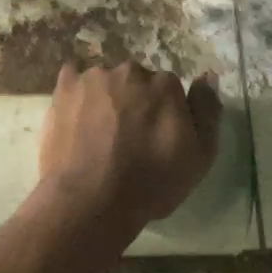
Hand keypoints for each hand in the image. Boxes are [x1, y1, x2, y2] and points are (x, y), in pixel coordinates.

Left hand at [37, 62, 222, 227]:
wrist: (91, 201)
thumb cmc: (152, 183)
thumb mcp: (200, 156)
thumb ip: (207, 111)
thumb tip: (208, 76)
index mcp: (166, 84)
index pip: (170, 90)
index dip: (164, 114)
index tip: (156, 138)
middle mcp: (130, 71)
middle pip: (137, 81)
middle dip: (135, 102)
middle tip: (128, 138)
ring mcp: (93, 78)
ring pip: (106, 82)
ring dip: (107, 99)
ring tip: (99, 135)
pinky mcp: (64, 89)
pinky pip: (72, 79)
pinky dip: (77, 93)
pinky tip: (76, 116)